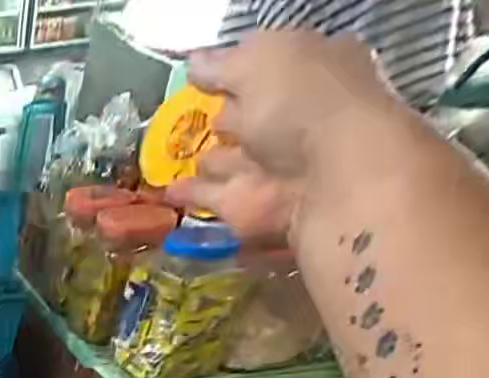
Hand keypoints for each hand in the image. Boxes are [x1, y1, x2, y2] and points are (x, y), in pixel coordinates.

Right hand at [165, 31, 407, 241]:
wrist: (323, 180)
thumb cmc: (303, 103)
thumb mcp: (262, 61)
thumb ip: (224, 65)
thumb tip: (193, 63)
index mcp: (310, 72)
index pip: (269, 65)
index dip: (241, 65)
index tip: (207, 71)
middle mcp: (290, 120)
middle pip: (248, 114)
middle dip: (222, 114)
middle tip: (187, 114)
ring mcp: (266, 166)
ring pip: (227, 158)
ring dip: (204, 158)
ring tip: (171, 154)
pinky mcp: (243, 204)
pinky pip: (207, 195)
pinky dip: (187, 193)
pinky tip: (165, 189)